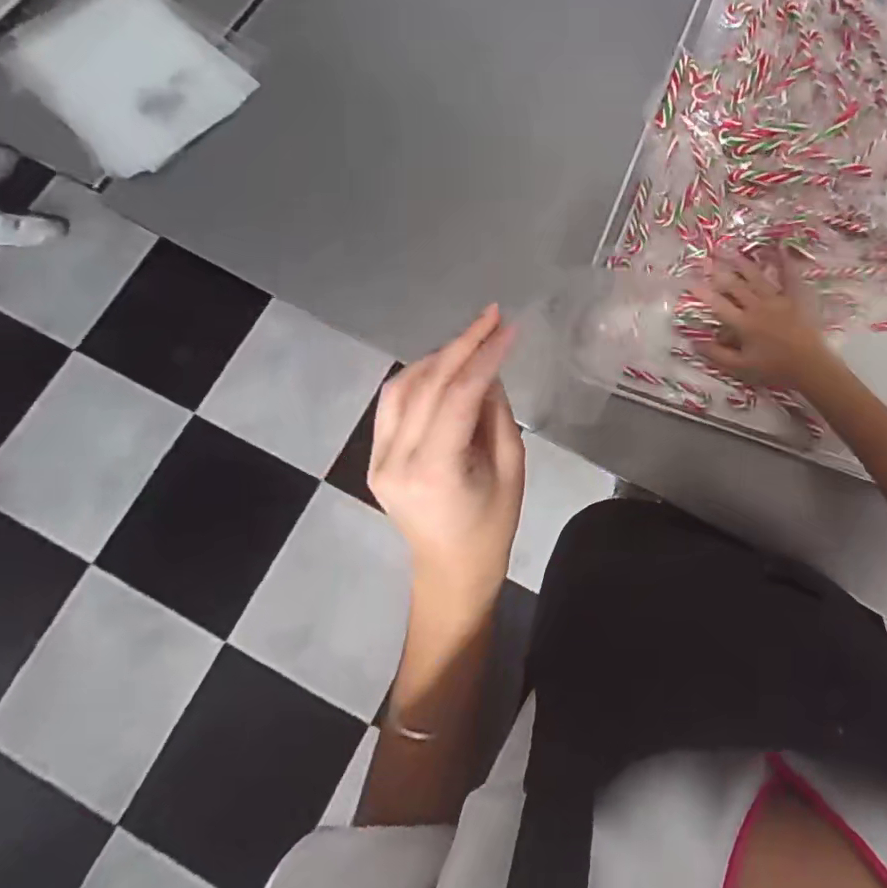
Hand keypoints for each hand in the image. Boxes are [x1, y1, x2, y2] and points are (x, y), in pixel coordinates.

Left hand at [369, 305, 524, 606]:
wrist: (450, 570)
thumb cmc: (491, 529)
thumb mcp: (511, 471)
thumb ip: (497, 417)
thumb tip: (488, 374)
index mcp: (436, 469)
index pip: (458, 396)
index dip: (484, 356)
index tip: (508, 327)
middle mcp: (397, 459)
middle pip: (427, 384)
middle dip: (462, 345)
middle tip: (491, 317)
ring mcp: (378, 458)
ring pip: (402, 387)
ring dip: (437, 357)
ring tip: (471, 339)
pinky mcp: (375, 458)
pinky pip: (392, 404)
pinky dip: (417, 377)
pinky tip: (442, 365)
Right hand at [693, 249, 836, 390]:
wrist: (810, 367)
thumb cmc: (774, 369)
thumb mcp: (740, 367)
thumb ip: (716, 354)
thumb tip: (694, 342)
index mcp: (743, 324)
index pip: (718, 305)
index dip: (703, 293)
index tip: (690, 282)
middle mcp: (757, 306)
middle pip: (735, 286)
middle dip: (719, 272)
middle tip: (706, 259)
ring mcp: (777, 299)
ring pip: (756, 277)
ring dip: (741, 263)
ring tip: (729, 251)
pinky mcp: (795, 298)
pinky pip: (789, 276)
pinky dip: (784, 261)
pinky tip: (780, 246)